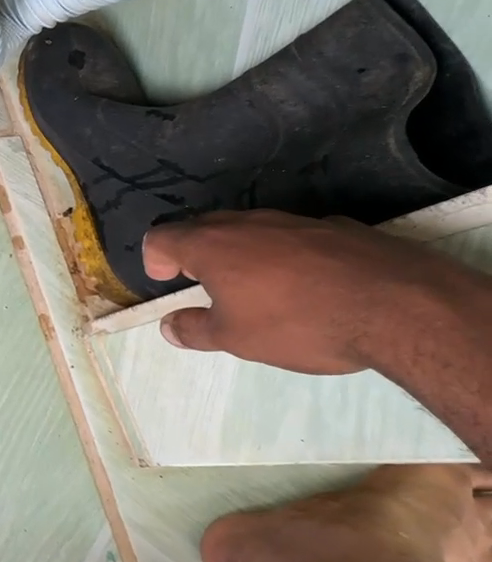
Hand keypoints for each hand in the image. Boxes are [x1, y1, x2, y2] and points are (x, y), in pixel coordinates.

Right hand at [141, 210, 487, 375]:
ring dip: (247, 251)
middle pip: (204, 227)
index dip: (156, 258)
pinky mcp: (343, 228)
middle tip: (210, 284)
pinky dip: (294, 253)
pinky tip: (316, 282)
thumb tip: (170, 327)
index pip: (160, 236)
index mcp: (209, 245)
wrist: (405, 309)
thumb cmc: (301, 323)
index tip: (168, 280)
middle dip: (198, 252)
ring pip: (254, 229)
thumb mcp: (237, 340)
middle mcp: (245, 224)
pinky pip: (300, 236)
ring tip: (266, 286)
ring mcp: (296, 221)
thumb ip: (195, 330)